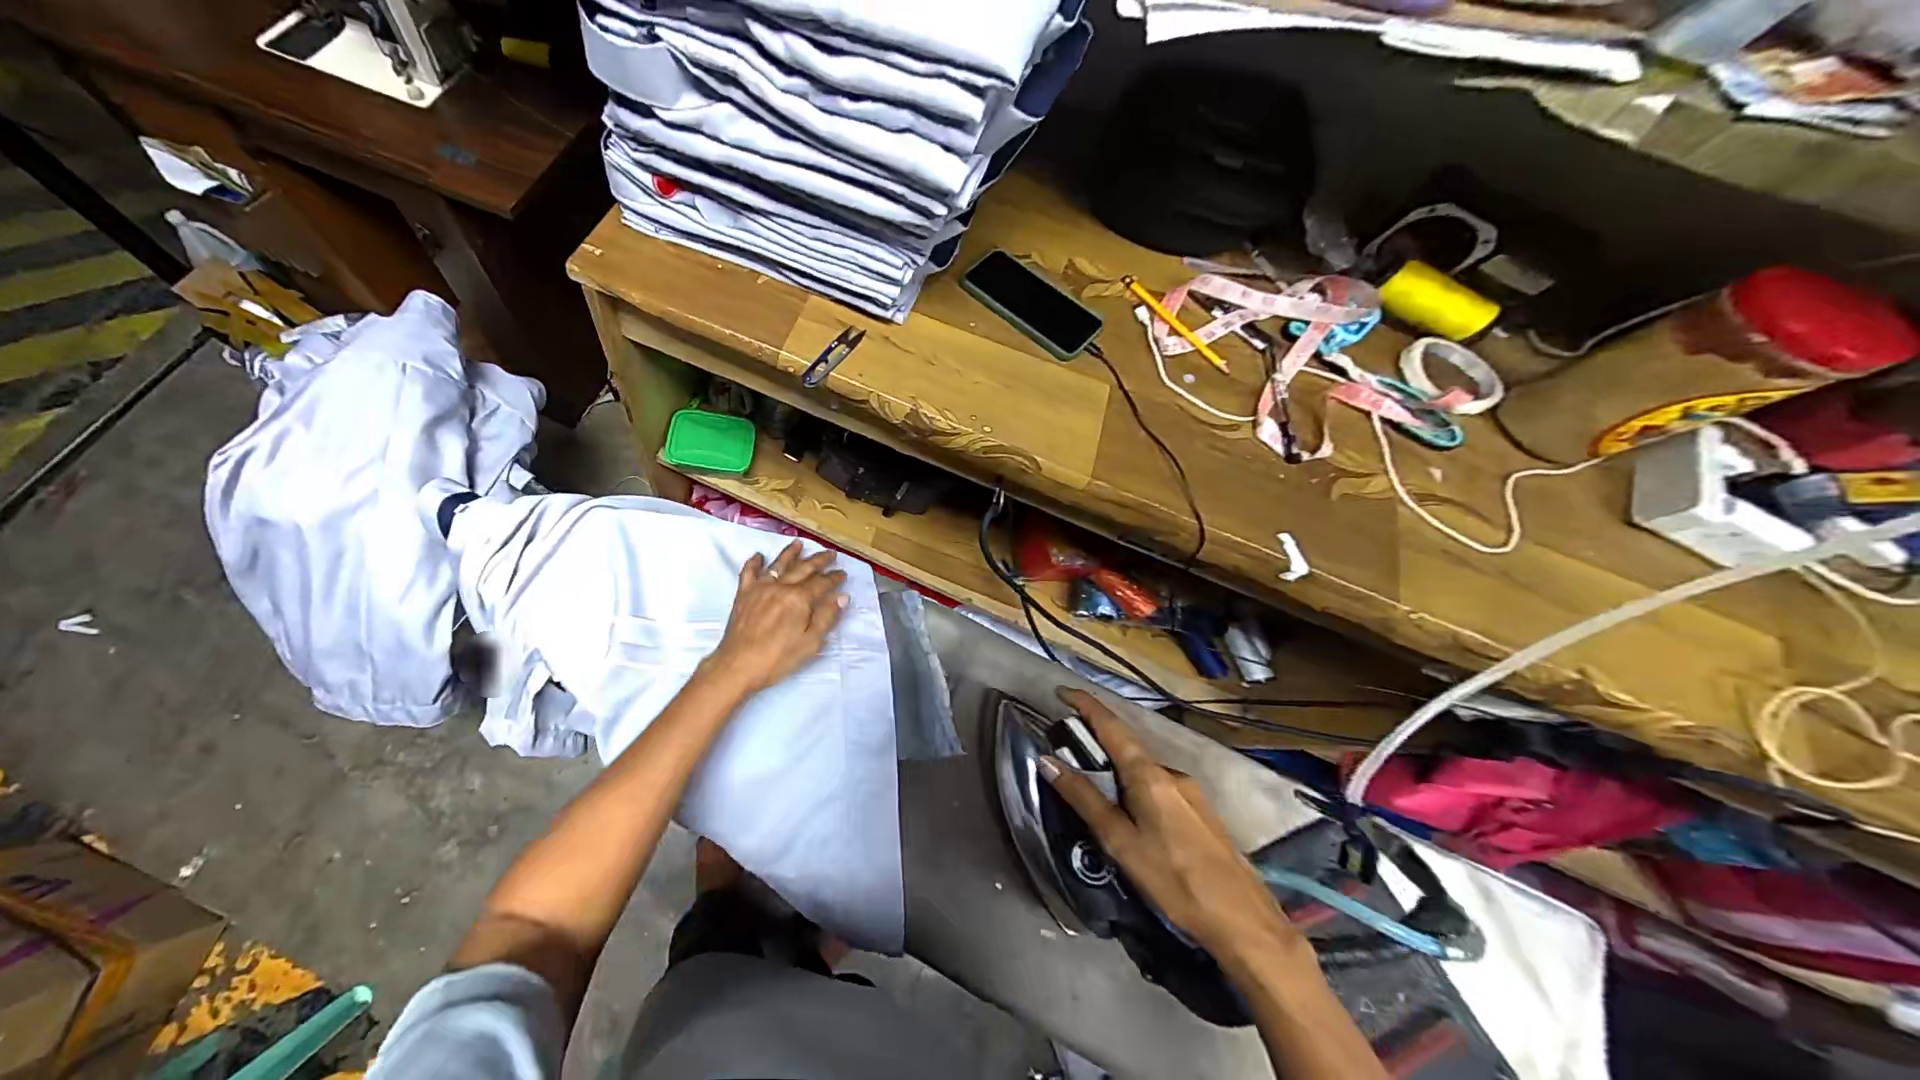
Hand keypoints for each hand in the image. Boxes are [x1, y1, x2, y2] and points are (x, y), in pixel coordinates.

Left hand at [703, 540, 848, 693]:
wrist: (738, 665)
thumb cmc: (778, 658)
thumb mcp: (811, 643)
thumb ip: (827, 617)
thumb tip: (842, 597)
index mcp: (799, 599)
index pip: (822, 583)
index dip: (834, 578)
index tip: (843, 573)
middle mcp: (780, 587)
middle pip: (803, 568)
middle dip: (819, 560)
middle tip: (830, 554)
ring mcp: (760, 588)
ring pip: (778, 564)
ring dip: (790, 553)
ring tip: (799, 543)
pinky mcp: (744, 594)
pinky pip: (749, 572)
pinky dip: (754, 562)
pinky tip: (759, 556)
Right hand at [1041, 688, 1302, 964]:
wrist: (1243, 921)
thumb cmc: (1175, 881)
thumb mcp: (1121, 843)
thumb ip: (1084, 799)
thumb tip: (1048, 760)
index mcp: (1150, 775)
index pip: (1112, 727)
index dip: (1085, 705)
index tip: (1062, 691)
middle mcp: (1173, 774)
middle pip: (1128, 747)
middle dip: (1097, 743)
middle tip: (1068, 751)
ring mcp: (1191, 792)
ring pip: (1144, 771)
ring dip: (1116, 770)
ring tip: (1094, 792)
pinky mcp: (1201, 813)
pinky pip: (1159, 788)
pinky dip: (1136, 788)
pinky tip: (1131, 818)